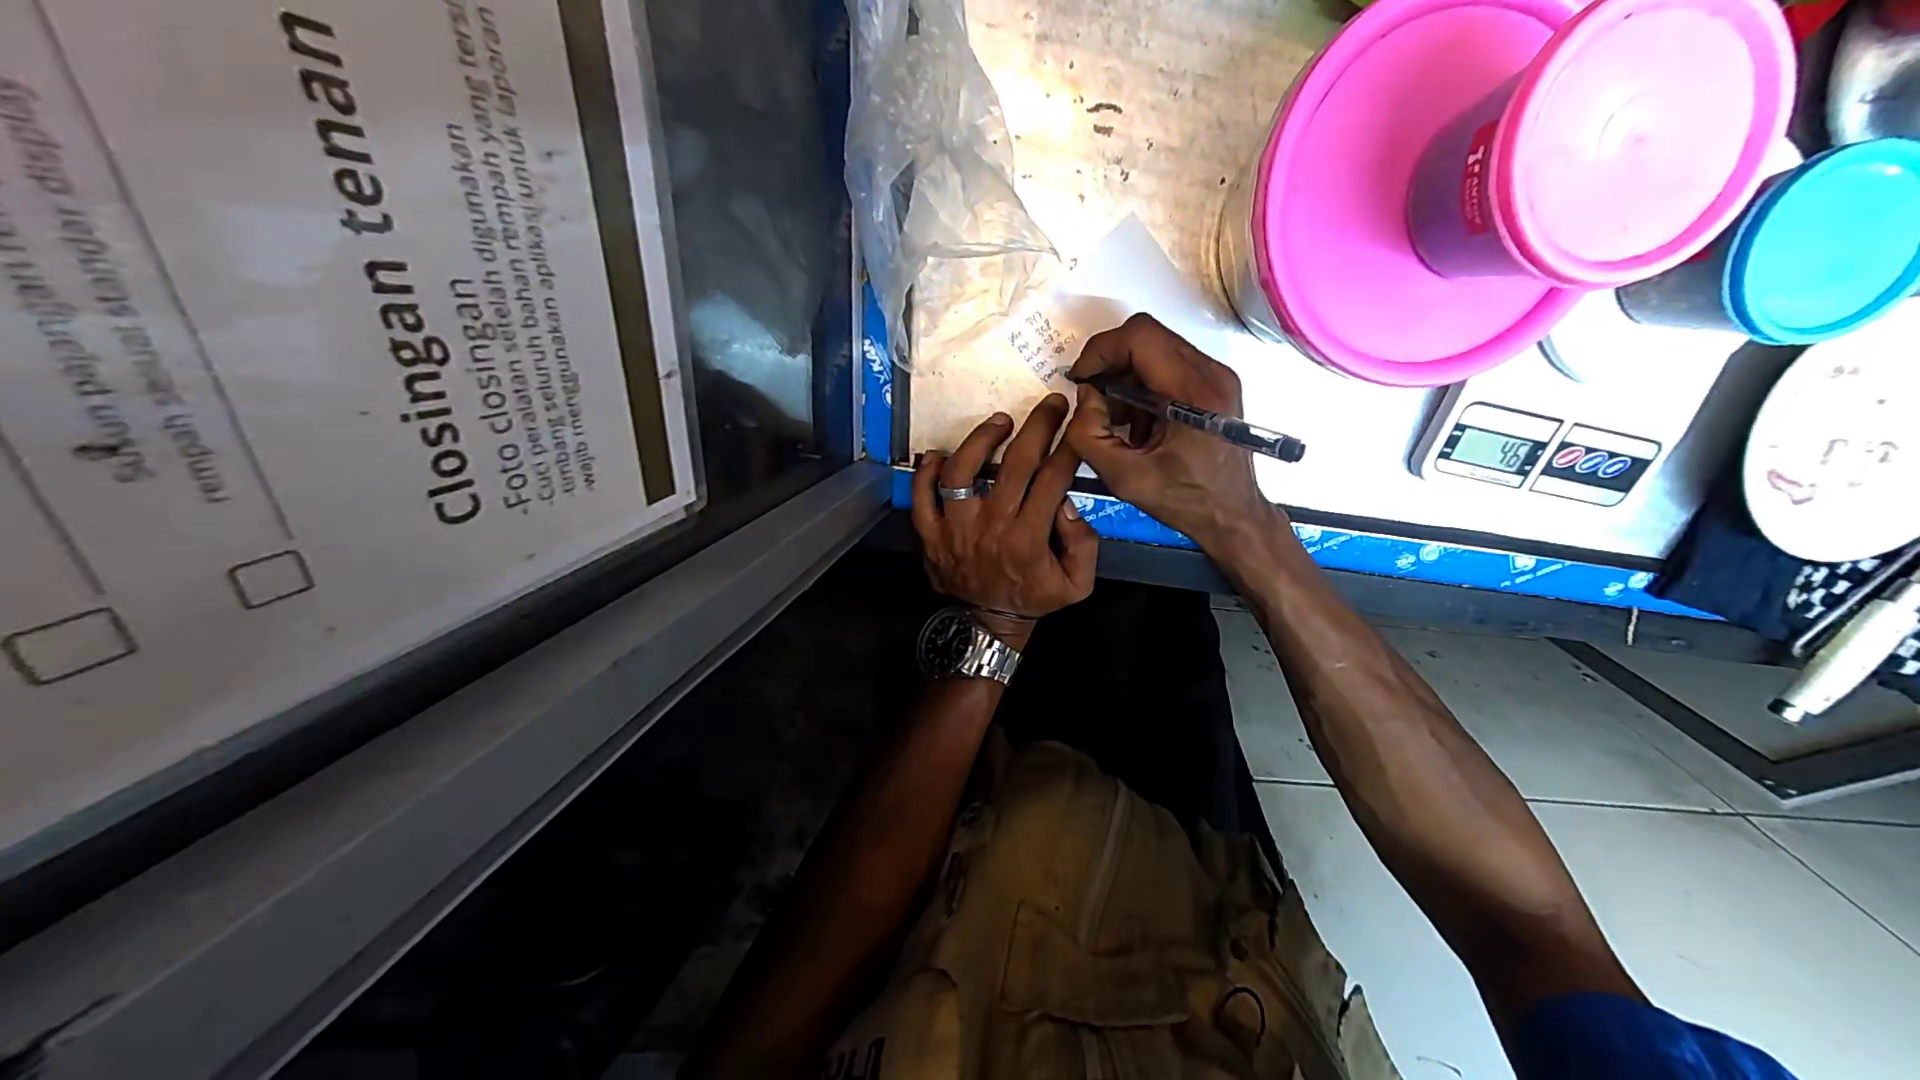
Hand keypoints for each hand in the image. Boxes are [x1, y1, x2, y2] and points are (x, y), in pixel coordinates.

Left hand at [912, 394, 1098, 644]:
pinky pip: (920, 497)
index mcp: (1028, 537)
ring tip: (1000, 422)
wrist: (987, 623)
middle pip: (1014, 464)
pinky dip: (924, 472)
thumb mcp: (1077, 583)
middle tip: (1051, 403)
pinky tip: (939, 453)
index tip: (1077, 420)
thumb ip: (1083, 544)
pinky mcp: (929, 534)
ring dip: (980, 440)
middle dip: (1038, 427)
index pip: (1052, 479)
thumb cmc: (1033, 599)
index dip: (1068, 445)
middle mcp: (990, 526)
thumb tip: (1068, 502)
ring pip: (961, 472)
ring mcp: (954, 528)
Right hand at [1064, 314, 1281, 548]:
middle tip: (1093, 399)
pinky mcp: (1213, 384)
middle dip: (1110, 362)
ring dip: (1125, 376)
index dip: (1100, 351)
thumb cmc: (1186, 501)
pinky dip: (1142, 386)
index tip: (1081, 379)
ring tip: (1118, 419)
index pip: (1140, 338)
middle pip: (1147, 336)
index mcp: (1194, 394)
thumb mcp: (1123, 478)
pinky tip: (1139, 423)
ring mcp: (1216, 376)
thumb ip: (1089, 435)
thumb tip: (1084, 396)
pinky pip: (1167, 365)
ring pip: (1155, 348)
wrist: (1233, 514)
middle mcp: (1211, 374)